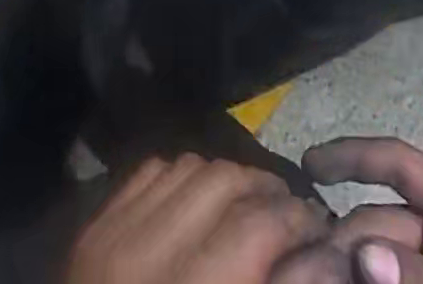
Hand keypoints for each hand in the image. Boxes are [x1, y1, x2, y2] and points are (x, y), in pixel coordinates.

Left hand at [67, 154, 329, 283]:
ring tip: (247, 206)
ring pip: (189, 166)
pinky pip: (152, 172)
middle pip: (224, 181)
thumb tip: (327, 253)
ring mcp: (113, 235)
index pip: (258, 223)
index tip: (319, 227)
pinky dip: (183, 179)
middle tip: (288, 213)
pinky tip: (199, 205)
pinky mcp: (94, 229)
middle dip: (266, 190)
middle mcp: (147, 255)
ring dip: (227, 180)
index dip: (299, 217)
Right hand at [303, 138, 422, 283]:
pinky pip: (388, 281)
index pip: (399, 164)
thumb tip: (361, 254)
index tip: (306, 164)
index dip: (351, 155)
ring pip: (374, 262)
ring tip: (303, 278)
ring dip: (340, 269)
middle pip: (375, 223)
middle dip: (336, 242)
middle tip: (295, 272)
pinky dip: (359, 282)